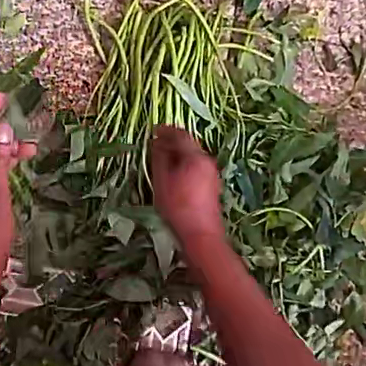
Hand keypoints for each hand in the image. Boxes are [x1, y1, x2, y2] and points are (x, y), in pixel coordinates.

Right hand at [149, 126, 225, 251]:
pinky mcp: (212, 186)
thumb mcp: (162, 181)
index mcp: (196, 157)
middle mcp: (207, 161)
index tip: (153, 130)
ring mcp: (212, 174)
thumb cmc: (178, 207)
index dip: (166, 130)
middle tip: (155, 144)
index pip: (180, 135)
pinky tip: (174, 176)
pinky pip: (196, 167)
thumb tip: (156, 143)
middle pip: (189, 145)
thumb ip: (160, 158)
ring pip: (193, 157)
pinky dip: (184, 165)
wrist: (201, 235)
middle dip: (171, 142)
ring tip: (161, 160)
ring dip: (178, 154)